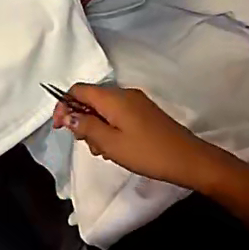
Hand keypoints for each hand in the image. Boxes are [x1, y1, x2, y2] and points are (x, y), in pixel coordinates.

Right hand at [52, 82, 237, 190]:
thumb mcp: (110, 143)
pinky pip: (117, 115)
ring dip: (96, 128)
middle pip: (90, 99)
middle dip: (82, 120)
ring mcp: (136, 102)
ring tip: (105, 150)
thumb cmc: (147, 152)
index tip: (60, 128)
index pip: (78, 89)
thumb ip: (85, 126)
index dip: (63, 105)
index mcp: (113, 98)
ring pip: (103, 109)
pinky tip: (116, 148)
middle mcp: (124, 94)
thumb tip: (66, 114)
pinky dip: (109, 129)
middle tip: (89, 144)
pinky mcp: (144, 113)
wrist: (188, 160)